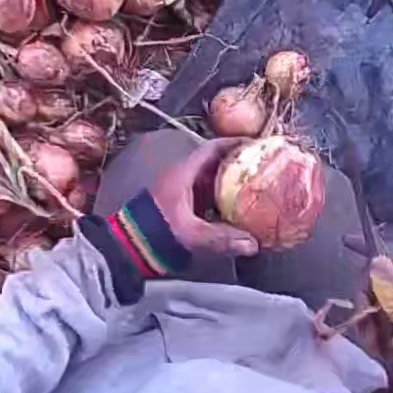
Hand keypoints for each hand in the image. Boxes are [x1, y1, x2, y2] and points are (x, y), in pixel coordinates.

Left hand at [150, 137, 260, 256]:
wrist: (128, 248)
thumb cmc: (154, 233)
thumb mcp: (191, 235)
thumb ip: (222, 239)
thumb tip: (252, 244)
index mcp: (183, 174)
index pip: (211, 149)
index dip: (233, 144)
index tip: (254, 144)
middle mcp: (183, 178)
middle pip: (216, 164)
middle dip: (239, 164)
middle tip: (263, 167)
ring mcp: (182, 192)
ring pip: (212, 181)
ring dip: (233, 183)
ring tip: (257, 187)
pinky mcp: (182, 207)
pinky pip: (208, 197)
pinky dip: (224, 200)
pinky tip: (239, 210)